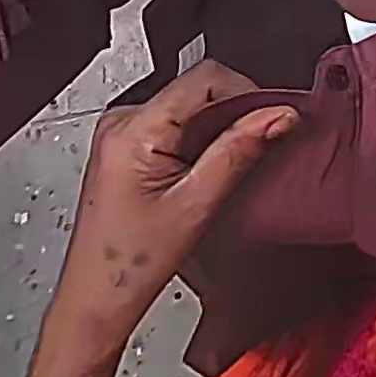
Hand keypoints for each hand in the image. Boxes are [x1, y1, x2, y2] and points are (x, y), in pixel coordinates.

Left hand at [47, 60, 298, 354]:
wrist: (98, 298)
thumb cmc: (132, 264)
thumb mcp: (197, 204)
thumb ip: (240, 150)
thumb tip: (277, 115)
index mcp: (133, 129)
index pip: (205, 78)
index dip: (247, 92)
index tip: (272, 116)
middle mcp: (123, 119)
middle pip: (199, 86)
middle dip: (237, 109)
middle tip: (259, 142)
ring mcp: (124, 128)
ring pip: (192, 101)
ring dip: (221, 123)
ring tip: (229, 160)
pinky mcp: (130, 139)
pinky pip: (179, 117)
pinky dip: (204, 133)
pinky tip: (208, 163)